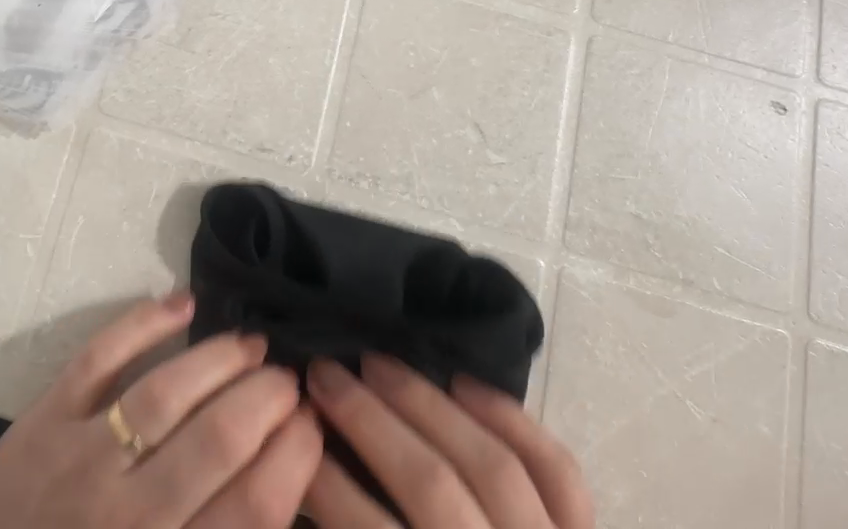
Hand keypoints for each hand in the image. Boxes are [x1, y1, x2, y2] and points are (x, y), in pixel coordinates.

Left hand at [0, 295, 323, 528]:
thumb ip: (220, 527)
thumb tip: (280, 474)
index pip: (253, 507)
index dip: (295, 456)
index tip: (312, 422)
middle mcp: (132, 512)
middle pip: (218, 440)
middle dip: (268, 398)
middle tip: (289, 378)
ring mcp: (83, 456)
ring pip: (164, 393)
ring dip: (219, 360)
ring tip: (253, 344)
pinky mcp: (45, 416)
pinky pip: (99, 357)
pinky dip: (142, 322)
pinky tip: (183, 304)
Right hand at [303, 355, 593, 528]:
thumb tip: (312, 477)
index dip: (326, 480)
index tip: (291, 431)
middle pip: (431, 484)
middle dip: (366, 418)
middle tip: (321, 373)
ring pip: (489, 463)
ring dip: (424, 402)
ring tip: (375, 363)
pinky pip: (555, 469)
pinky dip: (508, 418)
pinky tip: (461, 381)